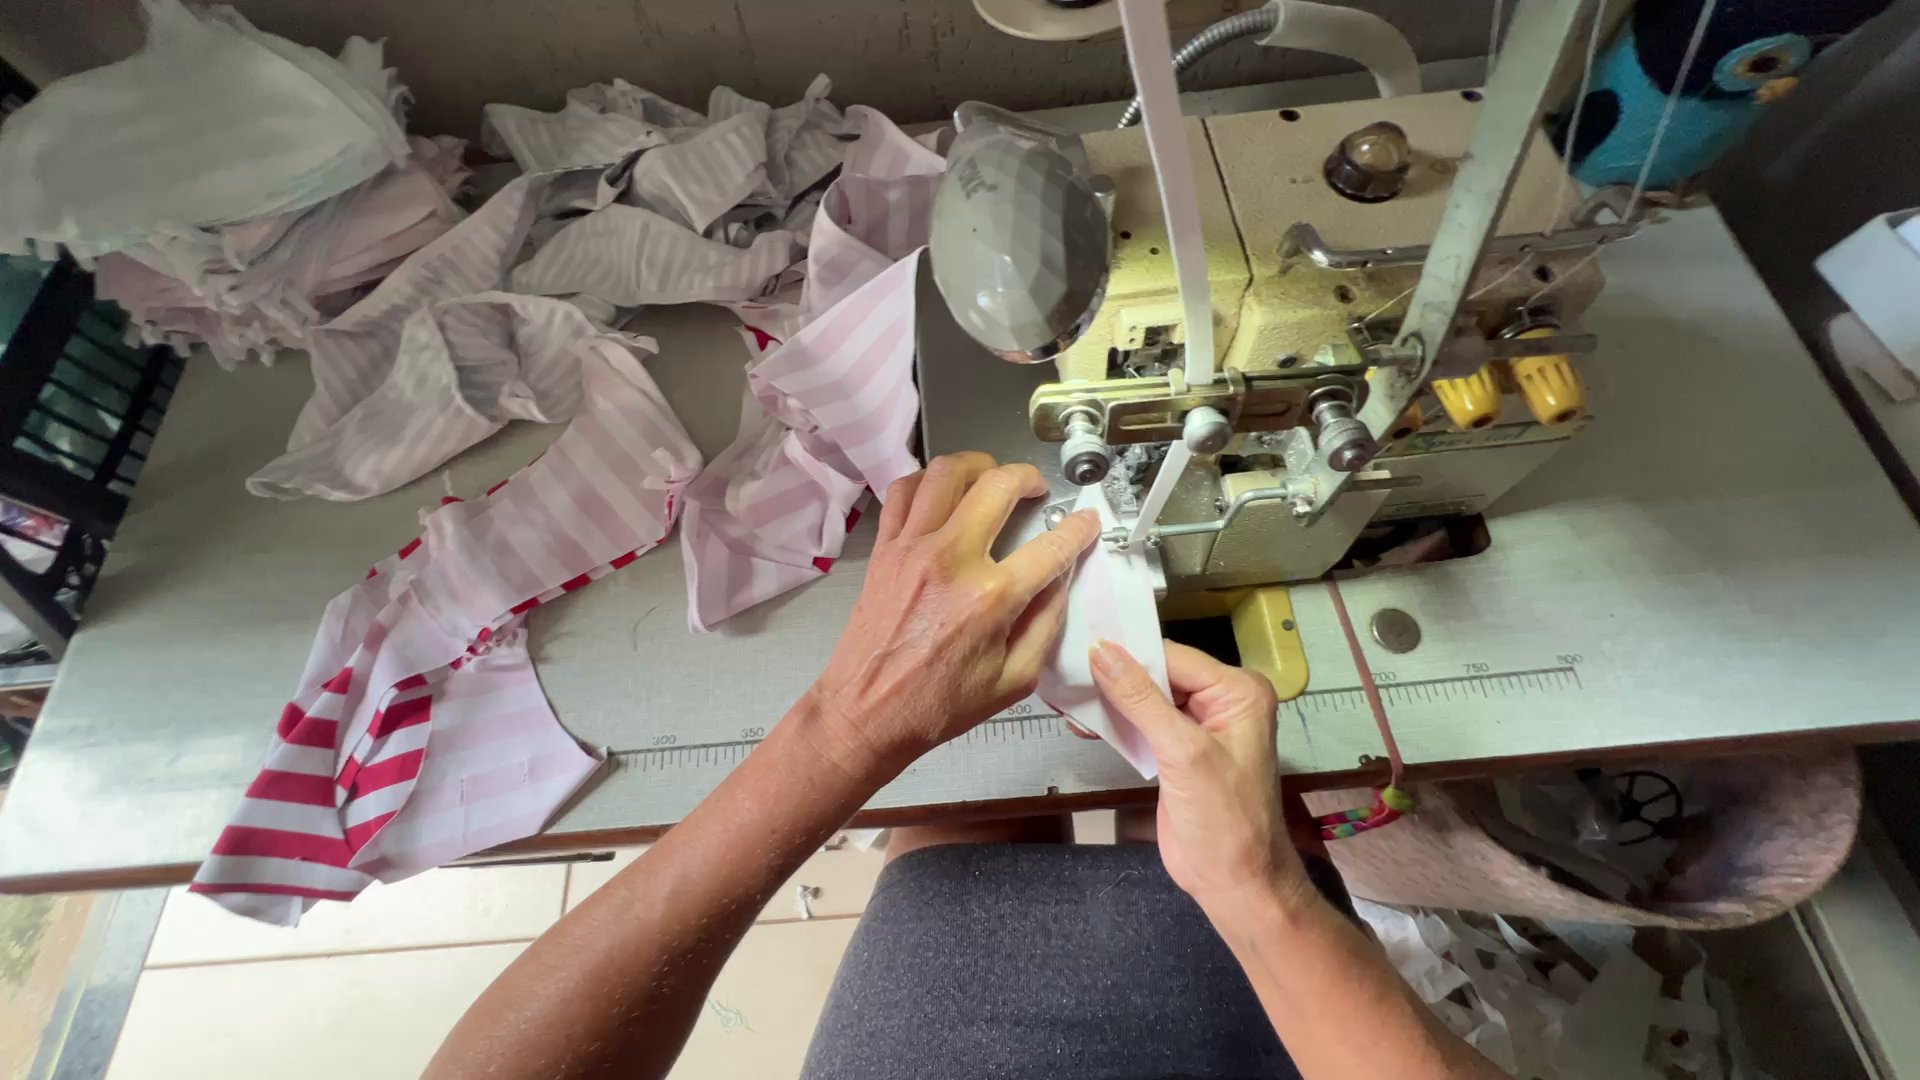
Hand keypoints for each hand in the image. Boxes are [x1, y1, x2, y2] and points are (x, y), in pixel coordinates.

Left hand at [805, 453, 1099, 783]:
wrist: (868, 710)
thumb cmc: (939, 704)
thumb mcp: (1015, 680)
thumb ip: (1047, 624)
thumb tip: (1060, 579)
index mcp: (991, 598)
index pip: (1051, 547)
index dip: (1079, 528)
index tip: (1087, 520)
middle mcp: (951, 559)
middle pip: (999, 485)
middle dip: (1028, 477)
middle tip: (1036, 488)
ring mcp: (912, 547)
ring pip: (947, 472)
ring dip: (978, 465)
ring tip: (992, 478)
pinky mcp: (884, 548)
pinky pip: (903, 490)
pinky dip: (927, 480)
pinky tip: (943, 493)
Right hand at [1090, 639, 1319, 917]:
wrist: (1234, 886)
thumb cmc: (1223, 820)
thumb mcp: (1182, 752)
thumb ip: (1139, 699)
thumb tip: (1099, 650)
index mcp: (1237, 691)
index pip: (1172, 657)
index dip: (1127, 653)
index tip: (1078, 646)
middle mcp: (1219, 700)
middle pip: (1156, 673)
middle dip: (1112, 676)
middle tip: (1064, 669)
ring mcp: (1197, 725)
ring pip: (1143, 697)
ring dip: (1107, 700)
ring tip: (1066, 696)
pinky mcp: (1175, 749)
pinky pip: (1140, 722)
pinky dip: (1113, 723)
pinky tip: (1082, 723)